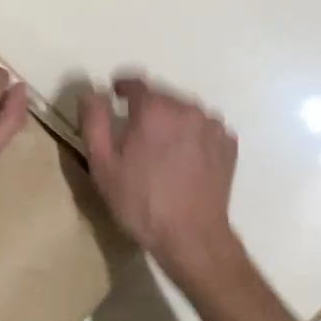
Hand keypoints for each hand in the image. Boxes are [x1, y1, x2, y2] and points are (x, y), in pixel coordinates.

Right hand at [81, 77, 241, 279]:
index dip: (122, 87)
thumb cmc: (140, 202)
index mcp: (154, 110)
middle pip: (162, 98)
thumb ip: (94, 122)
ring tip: (161, 150)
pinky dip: (193, 136)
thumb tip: (92, 92)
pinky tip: (185, 160)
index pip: (135, 83)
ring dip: (171, 122)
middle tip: (135, 136)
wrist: (191, 236)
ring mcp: (212, 126)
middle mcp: (187, 109)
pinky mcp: (228, 144)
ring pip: (185, 112)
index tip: (114, 96)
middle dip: (147, 110)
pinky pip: (204, 129)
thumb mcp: (103, 166)